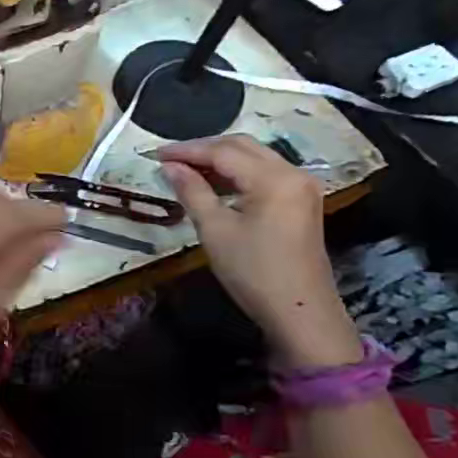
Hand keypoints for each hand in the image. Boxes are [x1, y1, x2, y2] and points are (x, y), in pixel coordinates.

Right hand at [155, 135, 362, 368]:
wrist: (299, 310)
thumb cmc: (253, 272)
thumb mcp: (215, 231)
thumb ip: (192, 192)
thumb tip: (170, 167)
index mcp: (274, 178)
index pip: (223, 152)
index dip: (187, 150)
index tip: (156, 154)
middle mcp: (293, 172)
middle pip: (243, 146)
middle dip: (204, 149)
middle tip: (170, 159)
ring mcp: (301, 186)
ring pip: (255, 158)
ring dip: (221, 160)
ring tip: (187, 171)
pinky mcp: (301, 201)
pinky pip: (265, 174)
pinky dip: (238, 174)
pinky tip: (215, 185)